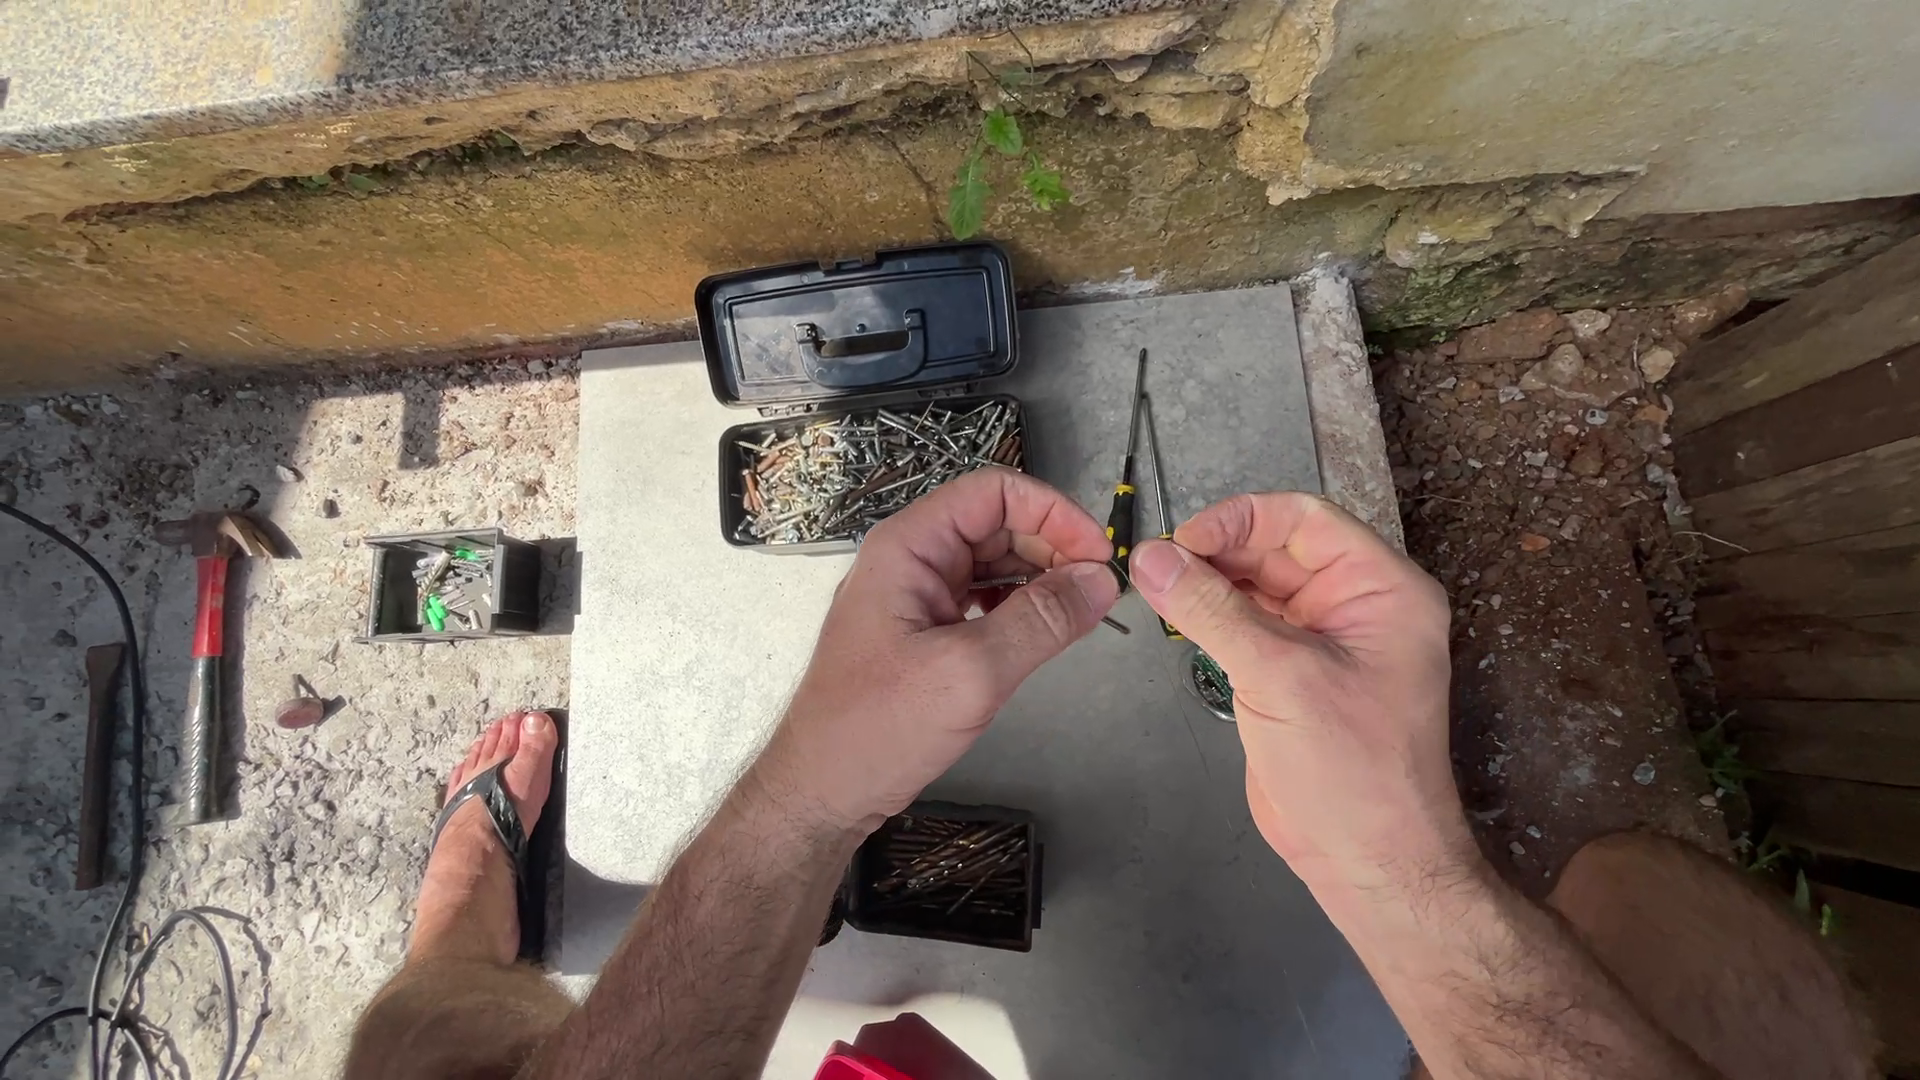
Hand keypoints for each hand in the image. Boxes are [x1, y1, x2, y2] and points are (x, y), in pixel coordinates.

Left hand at [757, 468, 1120, 834]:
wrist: (822, 790)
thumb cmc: (880, 727)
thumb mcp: (971, 672)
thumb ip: (1042, 621)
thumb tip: (1103, 580)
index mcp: (909, 545)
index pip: (992, 492)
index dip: (1052, 512)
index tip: (1097, 554)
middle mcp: (912, 557)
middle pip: (997, 523)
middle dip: (1052, 546)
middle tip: (1097, 590)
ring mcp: (918, 592)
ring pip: (994, 560)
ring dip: (1040, 577)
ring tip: (1080, 610)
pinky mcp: (926, 627)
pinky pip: (983, 596)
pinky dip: (1020, 606)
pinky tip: (1043, 628)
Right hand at [1129, 493, 1471, 895]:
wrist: (1364, 860)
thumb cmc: (1346, 766)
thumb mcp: (1279, 676)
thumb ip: (1211, 610)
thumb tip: (1150, 557)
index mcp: (1380, 588)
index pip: (1305, 520)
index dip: (1240, 519)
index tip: (1182, 542)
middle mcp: (1352, 603)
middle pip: (1274, 548)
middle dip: (1215, 552)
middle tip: (1156, 567)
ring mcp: (1318, 637)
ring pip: (1253, 582)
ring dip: (1205, 580)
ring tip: (1157, 587)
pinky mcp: (1286, 668)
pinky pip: (1242, 619)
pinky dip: (1207, 612)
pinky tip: (1175, 612)